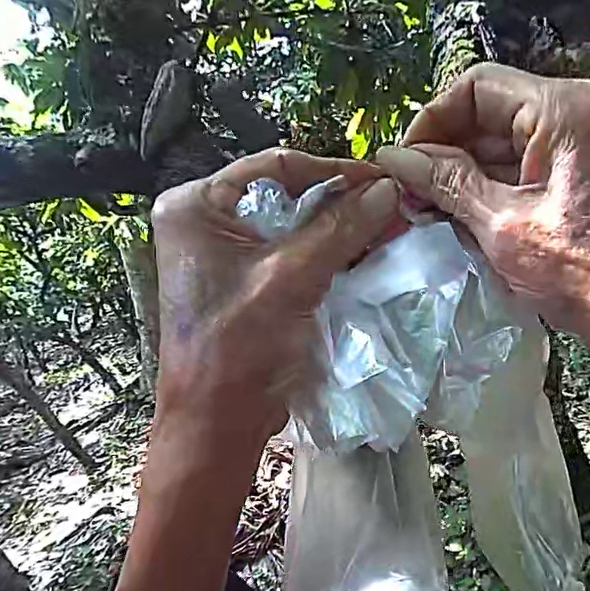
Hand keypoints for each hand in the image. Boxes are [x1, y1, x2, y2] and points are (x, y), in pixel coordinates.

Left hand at [115, 150, 397, 590]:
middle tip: (392, 209)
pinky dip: (327, 255)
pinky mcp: (243, 283)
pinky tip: (364, 255)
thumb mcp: (291, 279)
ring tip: (388, 230)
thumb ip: (339, 229)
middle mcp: (205, 221)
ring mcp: (224, 254)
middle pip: (286, 195)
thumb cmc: (240, 348)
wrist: (217, 423)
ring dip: (340, 230)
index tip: (384, 179)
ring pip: (293, 227)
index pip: (276, 167)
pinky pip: (292, 256)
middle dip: (342, 204)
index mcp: (197, 206)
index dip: (335, 171)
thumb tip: (388, 190)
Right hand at [373, 63, 589, 417]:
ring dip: (472, 175)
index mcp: (565, 109)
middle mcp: (586, 109)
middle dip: (449, 154)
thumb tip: (395, 159)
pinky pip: (537, 166)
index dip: (431, 123)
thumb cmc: (582, 273)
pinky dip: (502, 188)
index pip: (477, 88)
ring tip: (434, 215)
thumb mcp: (502, 226)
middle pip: (497, 113)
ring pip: (514, 143)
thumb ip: (447, 184)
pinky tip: (471, 221)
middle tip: (412, 199)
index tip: (404, 166)